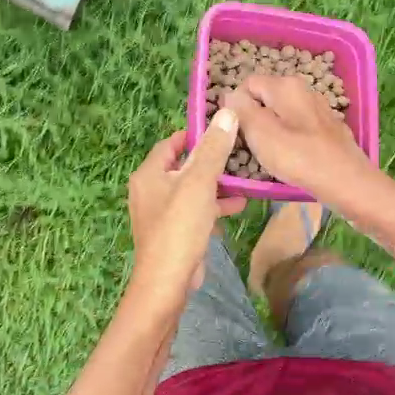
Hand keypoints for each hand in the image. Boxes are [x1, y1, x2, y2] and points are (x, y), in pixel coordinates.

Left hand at [126, 110, 247, 305]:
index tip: (222, 131)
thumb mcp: (199, 183)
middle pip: (183, 166)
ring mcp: (160, 213)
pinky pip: (194, 210)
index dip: (195, 134)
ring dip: (216, 185)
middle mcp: (149, 190)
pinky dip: (212, 206)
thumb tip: (227, 113)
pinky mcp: (173, 232)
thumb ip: (213, 149)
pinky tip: (237, 206)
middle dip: (211, 162)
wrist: (167, 281)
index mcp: (149, 174)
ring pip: (191, 190)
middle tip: (239, 155)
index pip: (171, 143)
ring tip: (245, 181)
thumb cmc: (179, 227)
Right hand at [223, 76, 375, 202]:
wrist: (348, 183)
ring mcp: (319, 109)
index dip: (235, 107)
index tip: (234, 133)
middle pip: (265, 99)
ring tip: (269, 157)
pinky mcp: (328, 129)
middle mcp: (304, 90)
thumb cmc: (300, 158)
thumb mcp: (260, 133)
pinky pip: (297, 129)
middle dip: (253, 120)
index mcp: (285, 86)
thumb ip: (241, 110)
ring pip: (282, 115)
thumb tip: (230, 95)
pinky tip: (291, 160)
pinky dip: (289, 141)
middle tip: (250, 147)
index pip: (247, 85)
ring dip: (270, 133)